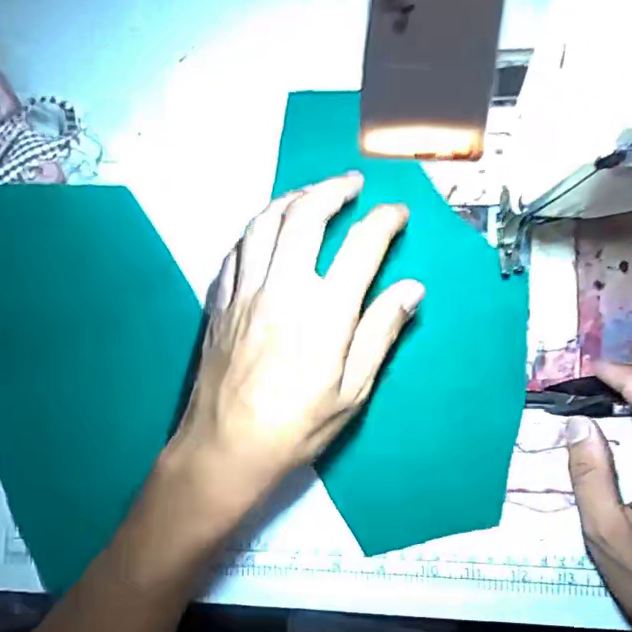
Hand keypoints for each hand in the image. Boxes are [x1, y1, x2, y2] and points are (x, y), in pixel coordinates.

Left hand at [169, 172, 423, 505]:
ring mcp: (245, 291)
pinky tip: (266, 231)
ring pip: (265, 222)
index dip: (384, 222)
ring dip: (291, 198)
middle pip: (306, 216)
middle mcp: (283, 288)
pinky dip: (257, 228)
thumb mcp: (353, 390)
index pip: (361, 247)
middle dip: (333, 191)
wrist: (227, 447)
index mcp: (325, 312)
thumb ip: (381, 333)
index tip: (397, 213)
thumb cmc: (298, 427)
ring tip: (310, 193)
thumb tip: (411, 289)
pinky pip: (237, 248)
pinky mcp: (220, 302)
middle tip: (351, 184)